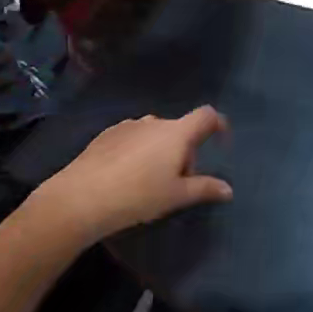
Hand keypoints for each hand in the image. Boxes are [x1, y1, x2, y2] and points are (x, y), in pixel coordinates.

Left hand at [26, 106, 232, 244]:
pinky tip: (125, 175)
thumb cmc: (139, 195)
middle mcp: (152, 122)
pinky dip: (137, 151)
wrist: (84, 195)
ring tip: (149, 181)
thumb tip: (228, 189)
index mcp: (175, 133)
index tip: (220, 139)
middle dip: (183, 151)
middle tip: (177, 182)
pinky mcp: (106, 134)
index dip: (217, 124)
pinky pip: (131, 138)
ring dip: (159, 151)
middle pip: (178, 130)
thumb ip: (204, 188)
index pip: (205, 116)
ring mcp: (127, 125)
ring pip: (153, 134)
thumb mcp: (176, 196)